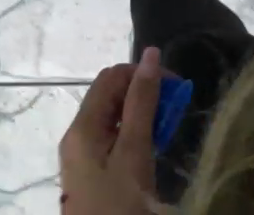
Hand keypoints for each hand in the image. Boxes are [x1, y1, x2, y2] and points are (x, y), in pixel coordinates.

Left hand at [59, 47, 163, 214]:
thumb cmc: (118, 204)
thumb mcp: (134, 152)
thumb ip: (142, 102)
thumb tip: (151, 53)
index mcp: (82, 127)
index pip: (112, 76)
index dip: (143, 73)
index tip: (175, 89)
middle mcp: (78, 135)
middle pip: (112, 94)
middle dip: (145, 92)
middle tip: (175, 108)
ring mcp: (83, 155)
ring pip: (115, 116)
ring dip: (143, 113)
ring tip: (168, 127)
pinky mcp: (92, 172)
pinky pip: (114, 137)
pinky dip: (136, 133)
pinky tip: (153, 146)